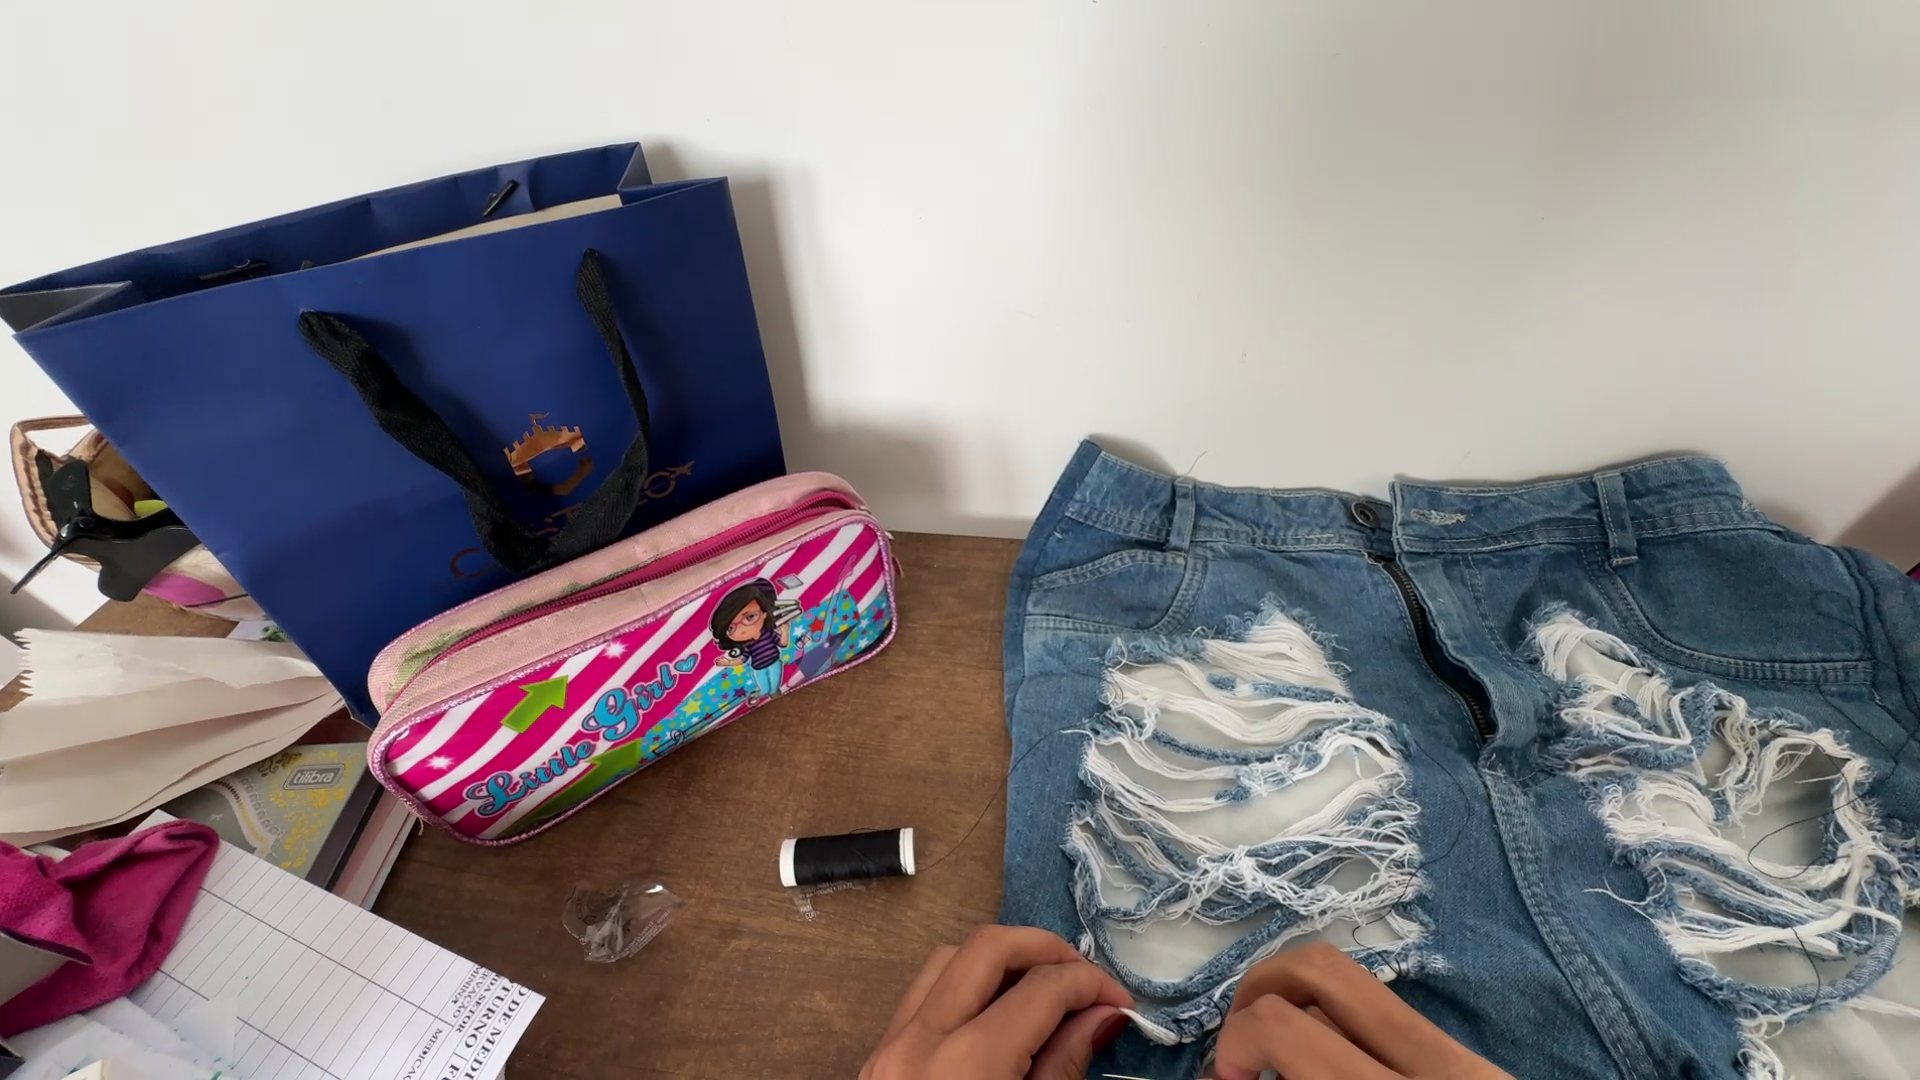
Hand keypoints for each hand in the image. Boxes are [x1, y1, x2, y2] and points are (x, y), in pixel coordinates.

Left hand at [861, 926, 1134, 1079]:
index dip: (1088, 984)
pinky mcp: (877, 1054)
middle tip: (1083, 977)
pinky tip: (994, 1009)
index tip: (1119, 1000)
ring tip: (1041, 989)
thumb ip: (1063, 1068)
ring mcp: (890, 1044)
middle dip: (1043, 948)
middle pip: (988, 946)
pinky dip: (964, 981)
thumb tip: (1103, 1013)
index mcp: (966, 1068)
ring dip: (1000, 958)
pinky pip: (924, 989)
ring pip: (950, 956)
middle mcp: (919, 1042)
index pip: (1039, 990)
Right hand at [1210, 944, 1508, 1079]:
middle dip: (1256, 994)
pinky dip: (1333, 1023)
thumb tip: (1233, 1076)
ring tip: (1275, 1043)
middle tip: (1243, 1046)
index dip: (1236, 1045)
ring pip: (1350, 977)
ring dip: (1291, 996)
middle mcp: (1436, 1071)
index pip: (1288, 1029)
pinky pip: (1382, 1013)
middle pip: (1316, 969)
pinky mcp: (1477, 1067)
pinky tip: (1327, 1066)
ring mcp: (1464, 1063)